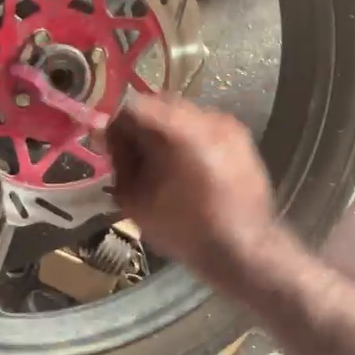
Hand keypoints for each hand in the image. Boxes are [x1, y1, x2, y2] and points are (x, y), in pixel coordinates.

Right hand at [108, 95, 295, 287]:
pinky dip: (188, 139)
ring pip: (181, 114)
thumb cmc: (184, 229)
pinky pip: (203, 127)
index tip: (112, 154)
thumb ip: (118, 162)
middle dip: (140, 128)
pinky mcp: (241, 139)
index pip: (132, 107)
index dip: (116, 129)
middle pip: (158, 104)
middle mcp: (206, 118)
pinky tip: (187, 169)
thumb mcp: (135, 200)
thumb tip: (110, 141)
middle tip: (134, 159)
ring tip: (163, 166)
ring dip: (164, 132)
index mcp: (179, 130)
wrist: (244, 250)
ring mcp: (228, 126)